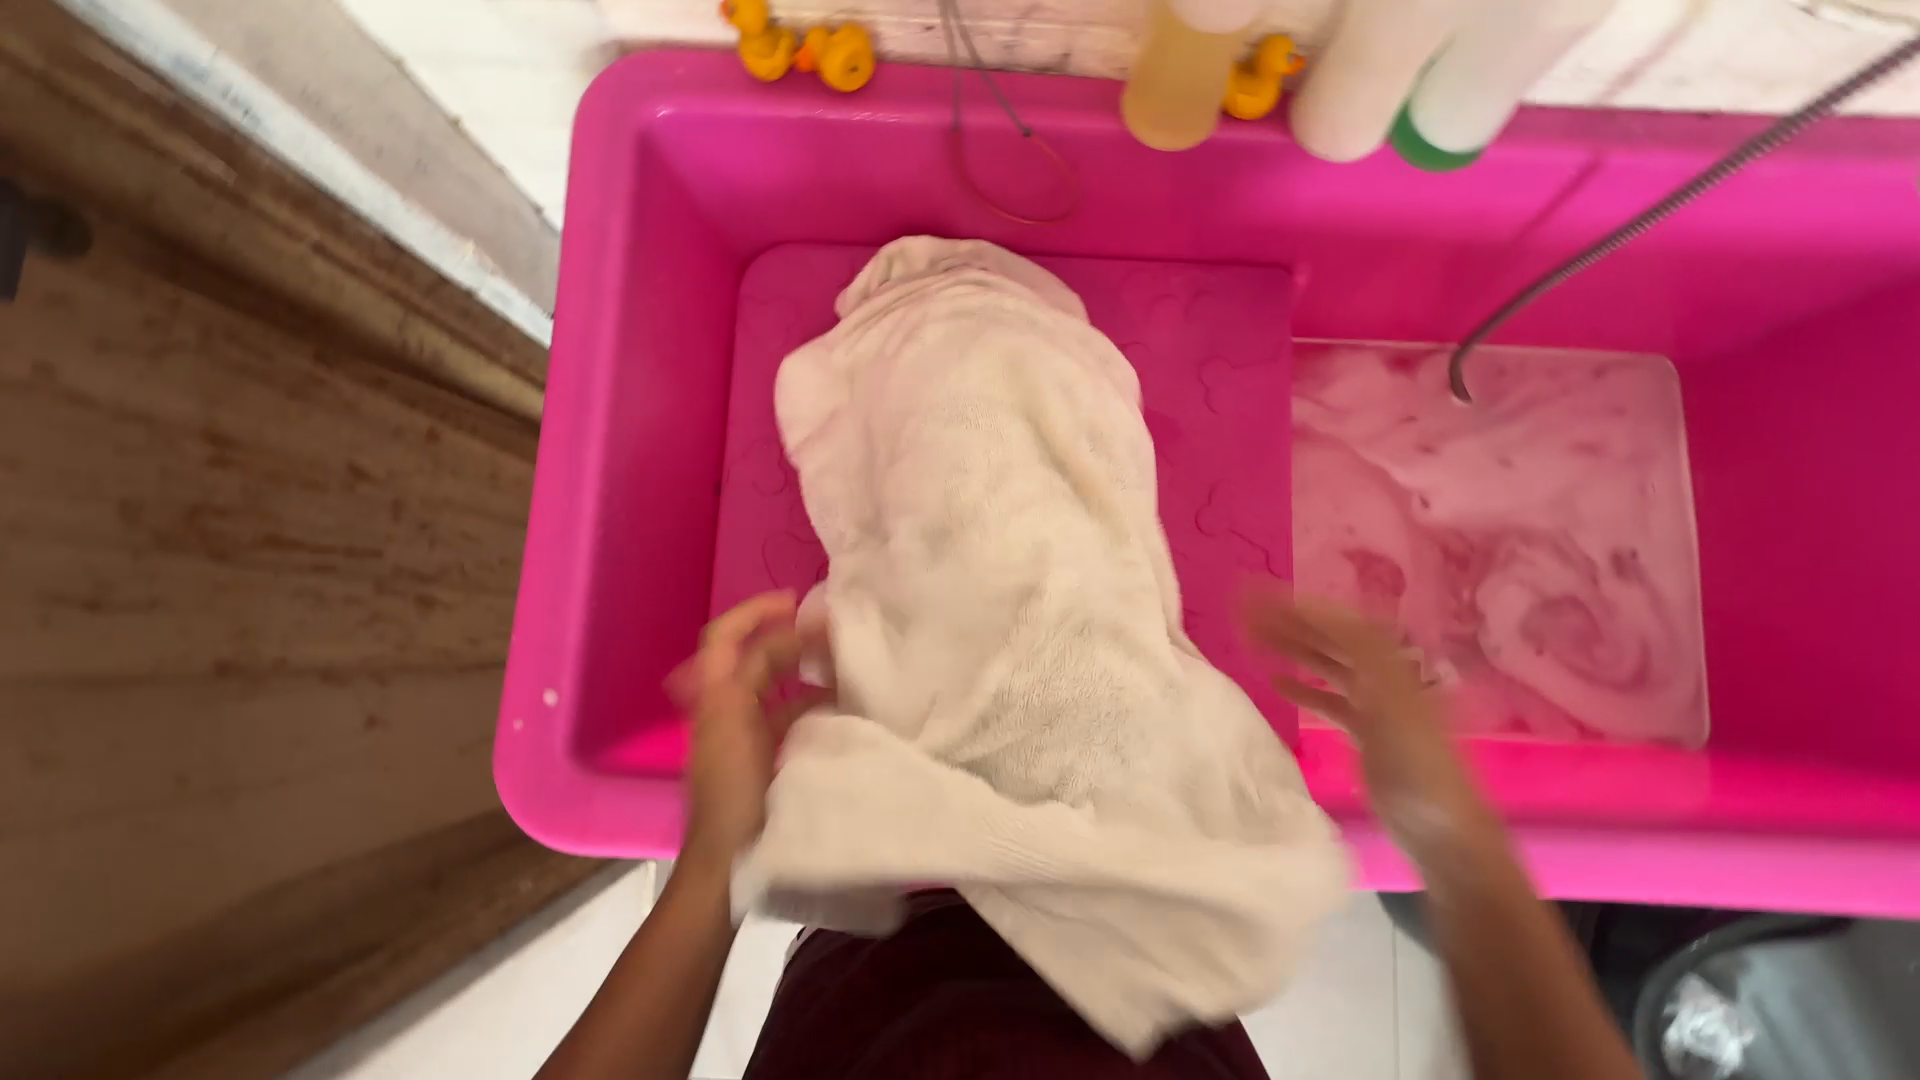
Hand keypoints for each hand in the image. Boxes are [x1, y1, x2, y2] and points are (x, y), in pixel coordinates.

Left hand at [667, 591, 826, 867]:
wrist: (725, 863)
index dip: (757, 611)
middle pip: (754, 657)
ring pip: (771, 685)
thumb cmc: (735, 798)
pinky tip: (840, 710)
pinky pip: (783, 715)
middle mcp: (725, 707)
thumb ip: (771, 684)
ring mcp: (740, 732)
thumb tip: (808, 642)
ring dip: (802, 670)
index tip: (799, 602)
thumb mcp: (749, 732)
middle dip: (789, 637)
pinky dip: (808, 704)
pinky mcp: (757, 754)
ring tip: (843, 664)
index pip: (729, 638)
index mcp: (718, 698)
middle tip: (832, 631)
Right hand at [1243, 587, 1479, 842]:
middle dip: (1291, 624)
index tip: (1264, 599)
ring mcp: (1376, 706)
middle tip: (1246, 615)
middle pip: (1333, 641)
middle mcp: (1385, 678)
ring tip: (1252, 640)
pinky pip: (1329, 700)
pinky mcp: (1366, 733)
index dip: (1304, 609)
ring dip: (1292, 650)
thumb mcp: (1394, 706)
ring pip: (1328, 667)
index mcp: (1394, 668)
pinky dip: (1303, 689)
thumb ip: (1362, 657)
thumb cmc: (1420, 769)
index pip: (1343, 626)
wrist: (1442, 832)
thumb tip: (1327, 615)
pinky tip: (1275, 682)